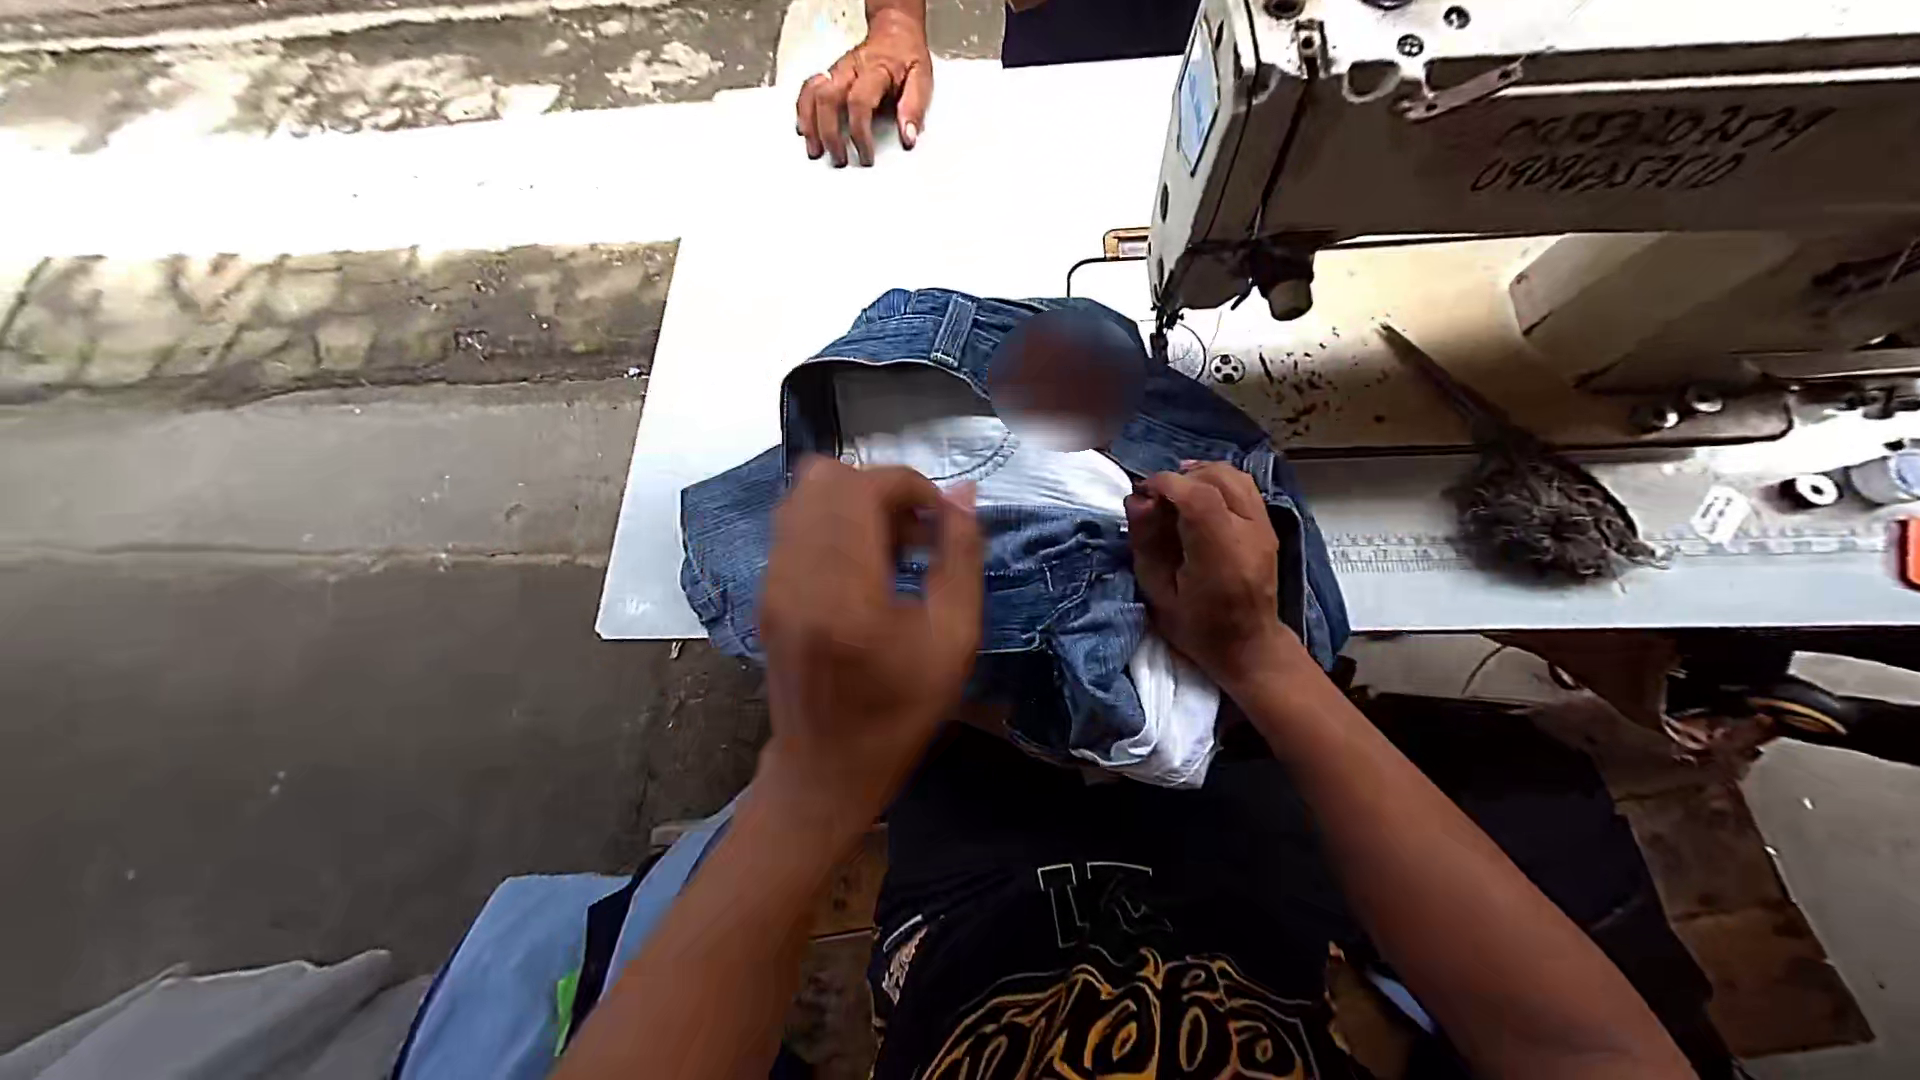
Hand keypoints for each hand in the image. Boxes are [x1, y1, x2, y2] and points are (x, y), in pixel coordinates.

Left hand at [758, 458, 982, 832]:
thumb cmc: (900, 713)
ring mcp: (772, 582)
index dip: (910, 485)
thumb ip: (961, 557)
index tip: (939, 517)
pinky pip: (794, 524)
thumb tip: (963, 494)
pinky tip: (862, 564)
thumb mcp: (954, 640)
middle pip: (825, 478)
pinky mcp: (765, 590)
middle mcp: (796, 575)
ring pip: (804, 495)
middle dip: (880, 488)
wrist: (825, 769)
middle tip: (915, 528)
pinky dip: (832, 523)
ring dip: (854, 502)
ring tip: (891, 544)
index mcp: (846, 592)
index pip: (863, 489)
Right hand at [796, 8, 932, 166]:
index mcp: (874, 71)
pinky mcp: (830, 75)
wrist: (895, 30)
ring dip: (811, 124)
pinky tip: (805, 130)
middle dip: (830, 133)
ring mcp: (837, 71)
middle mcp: (850, 69)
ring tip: (815, 150)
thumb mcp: (921, 79)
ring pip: (813, 93)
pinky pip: (809, 90)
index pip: (859, 103)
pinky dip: (804, 111)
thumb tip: (908, 137)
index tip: (866, 157)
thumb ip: (914, 108)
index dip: (860, 134)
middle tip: (839, 160)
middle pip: (828, 99)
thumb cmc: (907, 57)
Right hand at [1125, 461, 1309, 693]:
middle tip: (1156, 498)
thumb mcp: (1157, 592)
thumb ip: (1146, 542)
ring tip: (1175, 493)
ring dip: (1199, 476)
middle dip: (1179, 478)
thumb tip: (1138, 499)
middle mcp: (1249, 534)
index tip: (1142, 493)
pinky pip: (1243, 487)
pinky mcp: (1268, 526)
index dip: (1165, 484)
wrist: (1248, 645)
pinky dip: (1216, 482)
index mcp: (1220, 555)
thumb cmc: (1196, 627)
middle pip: (1216, 478)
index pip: (1197, 496)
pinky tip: (1197, 495)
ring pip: (1233, 476)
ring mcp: (1264, 527)